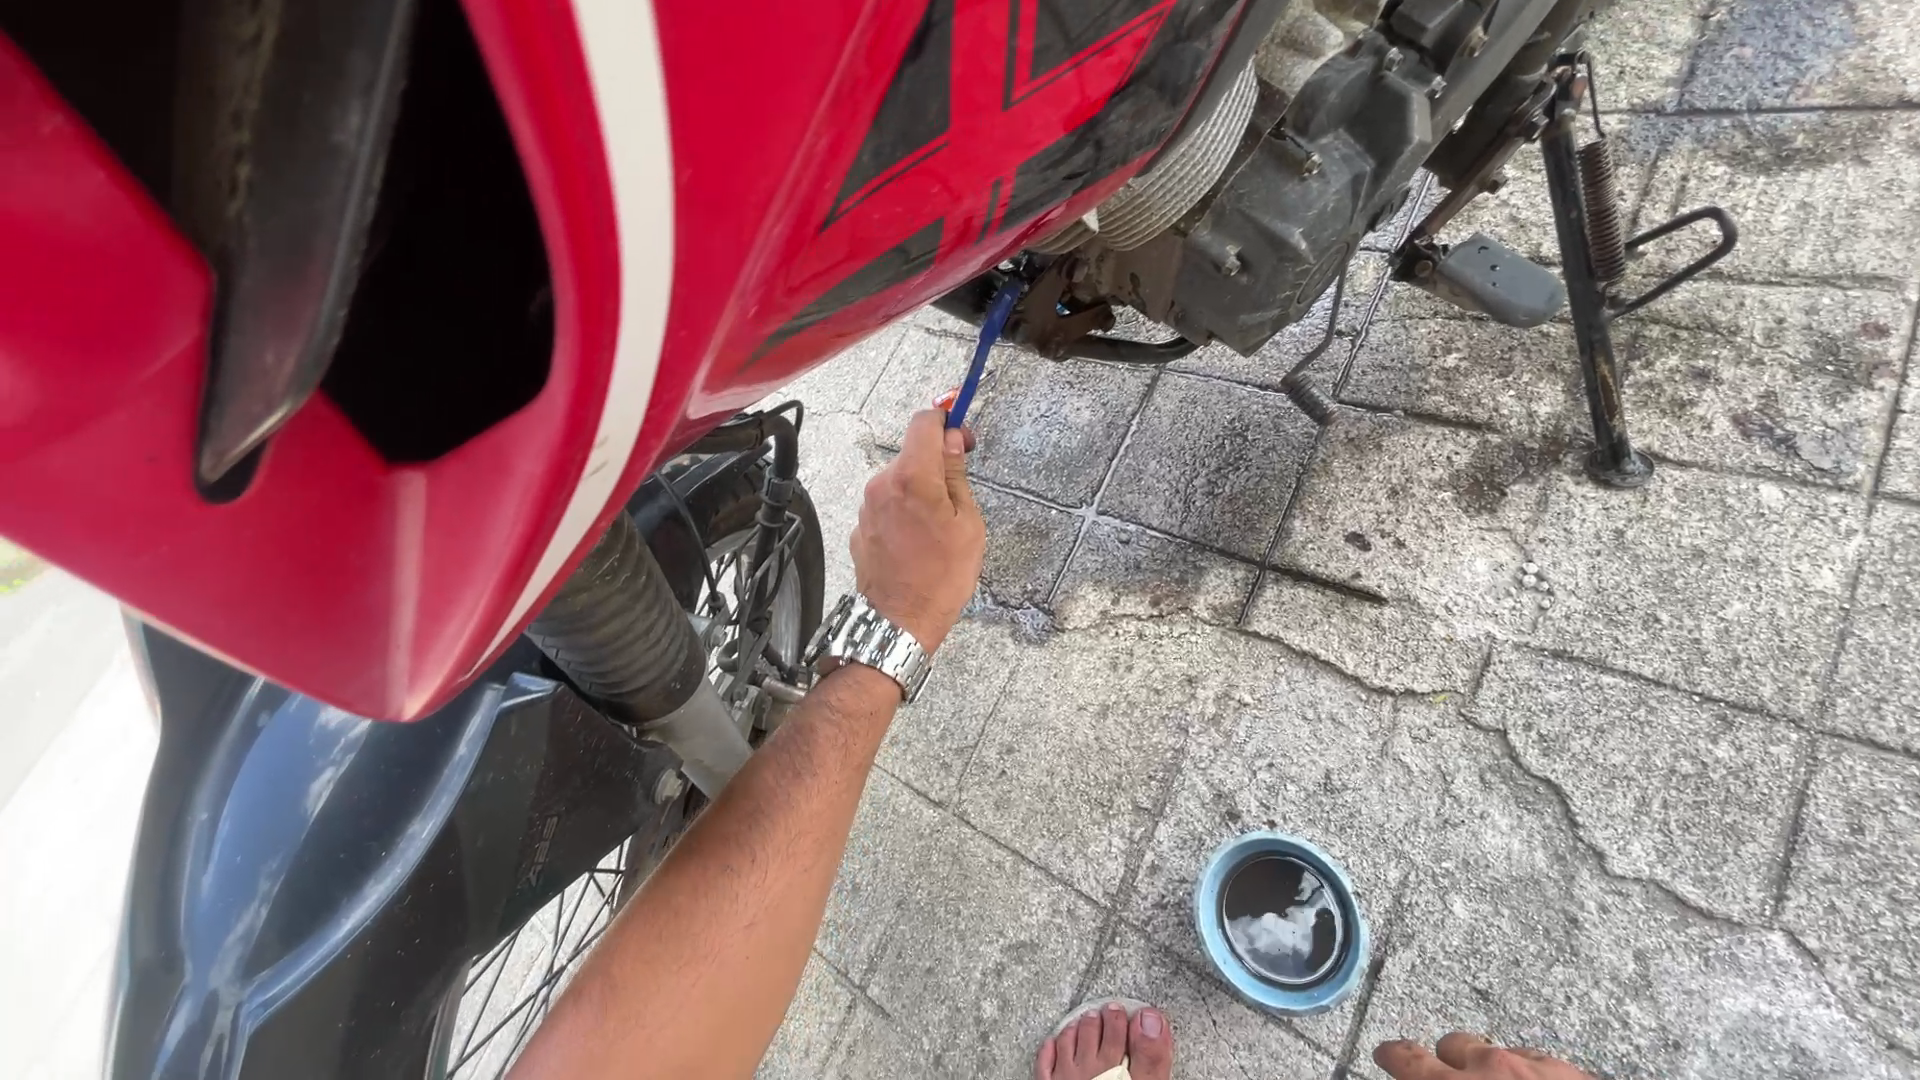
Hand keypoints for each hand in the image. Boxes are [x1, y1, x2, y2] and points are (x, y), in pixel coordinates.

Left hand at [849, 409, 986, 653]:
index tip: (962, 438)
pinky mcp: (859, 527)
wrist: (901, 621)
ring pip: (899, 482)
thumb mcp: (968, 523)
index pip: (924, 421)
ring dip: (918, 493)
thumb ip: (957, 475)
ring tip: (937, 530)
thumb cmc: (940, 578)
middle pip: (912, 454)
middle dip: (935, 466)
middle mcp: (882, 485)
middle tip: (958, 498)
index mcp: (912, 477)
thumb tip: (952, 442)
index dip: (947, 422)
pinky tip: (916, 543)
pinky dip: (902, 514)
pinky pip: (886, 506)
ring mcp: (867, 507)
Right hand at [1375, 1034, 1594, 1078]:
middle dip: (1451, 1064)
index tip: (1387, 1056)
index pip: (1407, 1059)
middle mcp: (1491, 1070)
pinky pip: (1542, 1063)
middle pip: (1453, 1045)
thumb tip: (1426, 1079)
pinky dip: (1535, 1079)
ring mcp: (1537, 1068)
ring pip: (1500, 1052)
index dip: (1393, 1057)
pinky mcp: (1575, 1073)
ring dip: (1496, 1073)